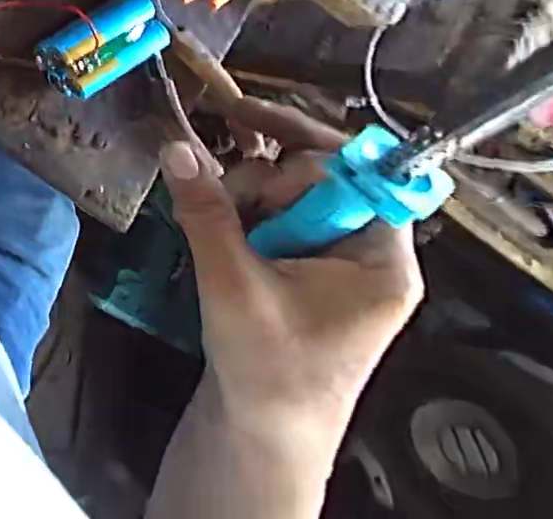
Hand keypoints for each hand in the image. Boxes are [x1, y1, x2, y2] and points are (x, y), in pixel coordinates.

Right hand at [160, 105, 422, 439]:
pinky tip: (218, 228)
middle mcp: (361, 247)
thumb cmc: (267, 373)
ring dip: (242, 195)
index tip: (245, 114)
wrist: (259, 437)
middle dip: (259, 179)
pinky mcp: (299, 262)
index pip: (355, 168)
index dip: (303, 137)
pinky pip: (271, 211)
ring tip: (218, 235)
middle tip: (224, 207)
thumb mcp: (234, 287)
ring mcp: (328, 254)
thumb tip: (174, 147)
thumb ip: (206, 212)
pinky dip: (239, 209)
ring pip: (283, 188)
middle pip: (312, 172)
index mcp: (378, 256)